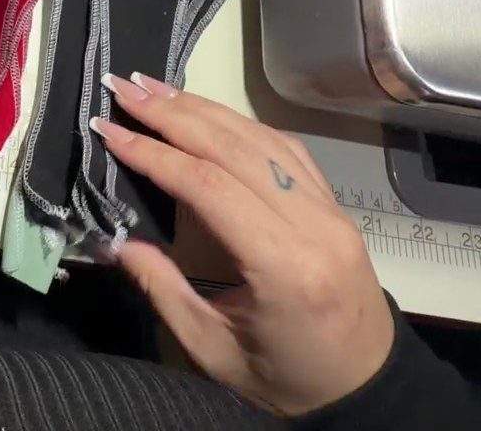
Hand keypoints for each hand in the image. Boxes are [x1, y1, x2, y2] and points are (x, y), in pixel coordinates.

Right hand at [93, 75, 394, 415]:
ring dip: (199, 106)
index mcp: (284, 267)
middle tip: (122, 86)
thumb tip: (111, 238)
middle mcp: (313, 225)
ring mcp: (329, 208)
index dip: (153, 153)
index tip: (109, 130)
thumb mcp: (213, 350)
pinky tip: (205, 111)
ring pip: (257, 136)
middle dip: (169, 112)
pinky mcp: (334, 203)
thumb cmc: (287, 381)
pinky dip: (237, 121)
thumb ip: (161, 288)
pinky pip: (281, 147)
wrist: (371, 394)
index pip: (208, 186)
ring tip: (152, 87)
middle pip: (231, 147)